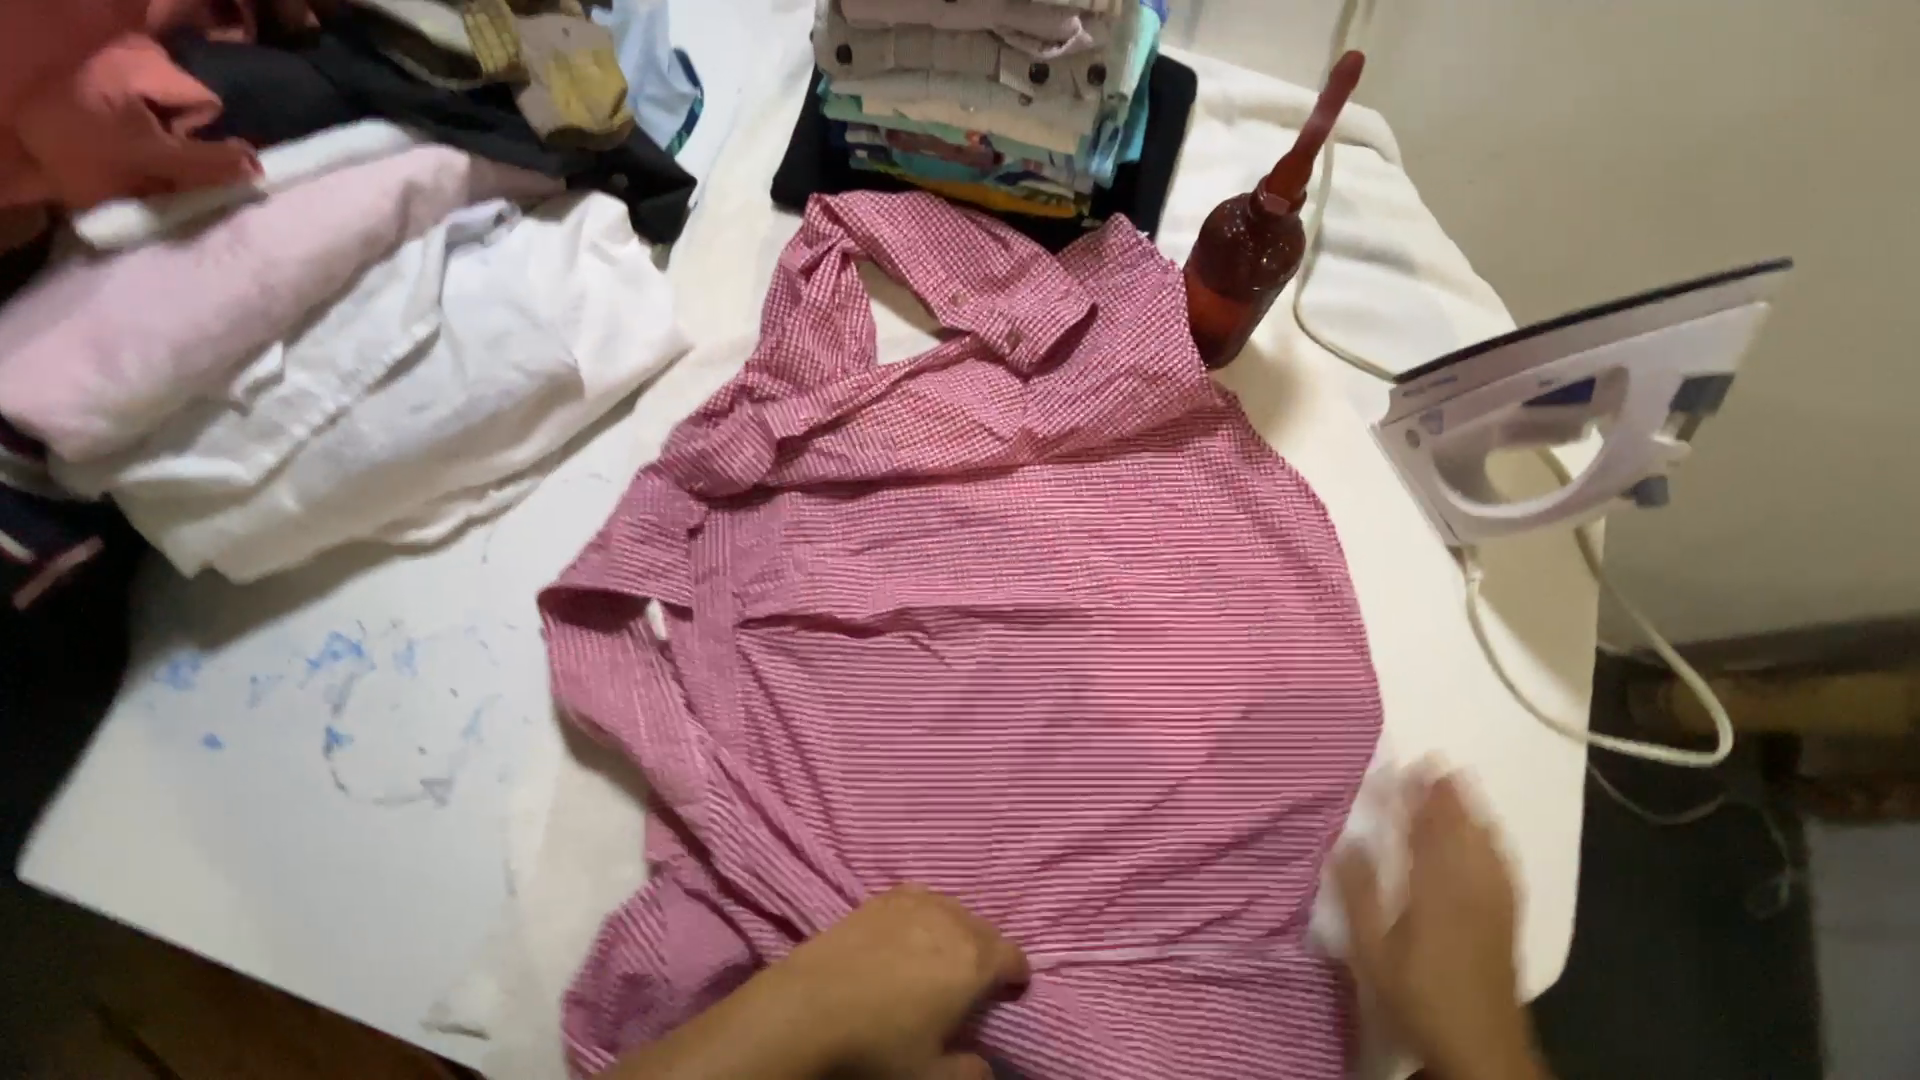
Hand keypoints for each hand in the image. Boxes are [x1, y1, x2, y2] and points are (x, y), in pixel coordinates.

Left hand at [609, 884, 1029, 1079]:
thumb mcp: (930, 1077)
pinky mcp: (881, 898)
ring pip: (954, 909)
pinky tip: (912, 935)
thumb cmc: (876, 1047)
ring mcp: (914, 902)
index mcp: (974, 960)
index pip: (1013, 957)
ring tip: (944, 955)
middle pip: (985, 929)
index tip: (1010, 992)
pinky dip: (927, 915)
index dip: (1016, 976)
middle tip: (976, 979)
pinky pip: (920, 899)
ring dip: (958, 929)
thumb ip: (970, 1072)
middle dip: (988, 951)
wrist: (805, 1009)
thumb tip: (984, 1065)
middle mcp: (951, 919)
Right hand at [1335, 772, 1548, 1079]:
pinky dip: (1492, 837)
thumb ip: (1358, 893)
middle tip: (1431, 761)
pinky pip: (1502, 864)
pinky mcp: (1507, 918)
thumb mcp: (1371, 950)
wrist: (1481, 1047)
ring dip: (1471, 809)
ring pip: (1484, 843)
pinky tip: (1488, 831)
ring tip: (1457, 782)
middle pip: (1459, 830)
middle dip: (1446, 794)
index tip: (1401, 767)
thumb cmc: (1416, 994)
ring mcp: (1494, 902)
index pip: (1423, 830)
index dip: (1413, 797)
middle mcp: (1469, 887)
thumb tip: (1346, 840)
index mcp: (1433, 889)